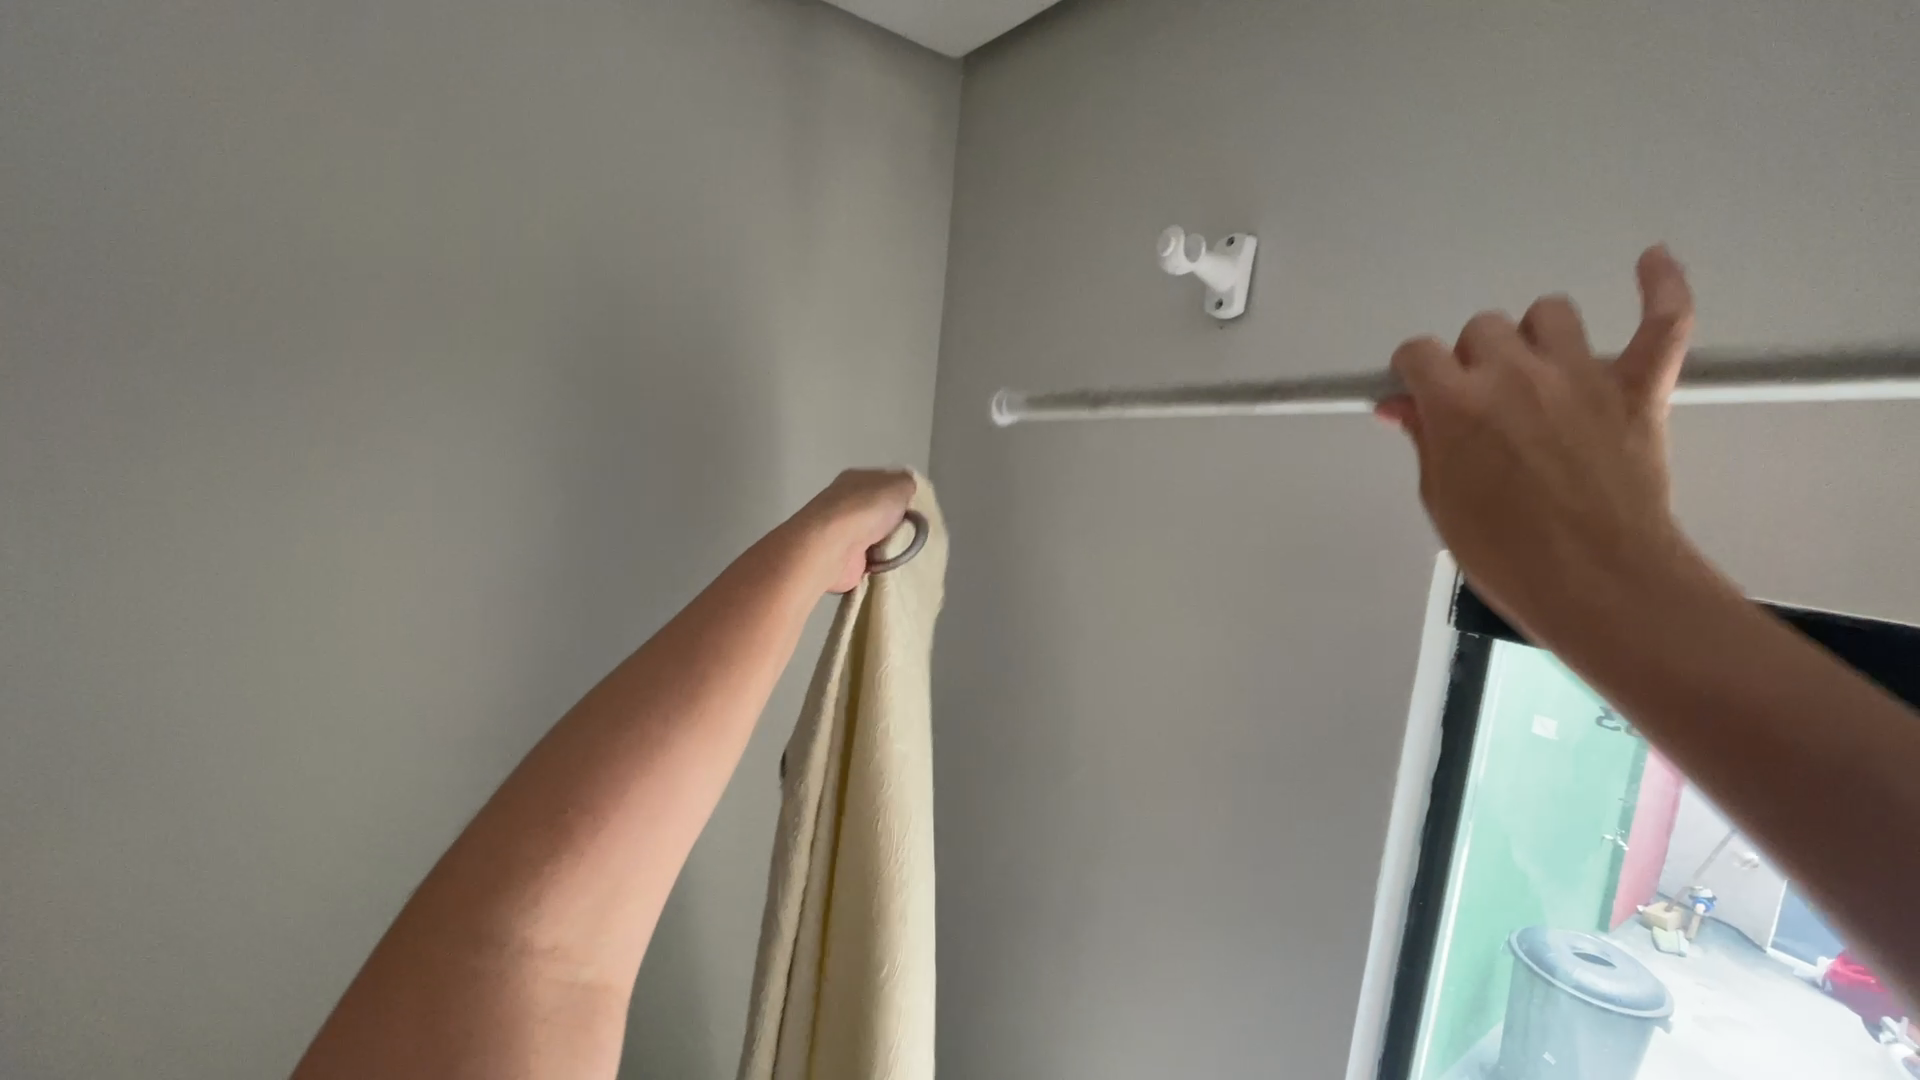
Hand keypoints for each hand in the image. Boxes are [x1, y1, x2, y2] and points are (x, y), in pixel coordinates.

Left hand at [791, 469, 917, 593]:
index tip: (919, 507)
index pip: (885, 482)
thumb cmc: (867, 509)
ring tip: (911, 550)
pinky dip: (884, 563)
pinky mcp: (846, 558)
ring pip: (880, 537)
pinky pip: (873, 560)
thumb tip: (907, 490)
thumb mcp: (899, 483)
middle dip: (900, 522)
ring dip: (894, 545)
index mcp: (856, 479)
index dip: (903, 493)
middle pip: (883, 512)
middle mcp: (847, 503)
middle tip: (918, 531)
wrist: (833, 546)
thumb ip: (908, 483)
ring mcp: (844, 532)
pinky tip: (896, 564)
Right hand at [1375, 246, 1708, 641]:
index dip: (1413, 373)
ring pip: (1550, 314)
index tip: (1418, 395)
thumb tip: (1402, 404)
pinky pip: (1663, 319)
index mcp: (1456, 404)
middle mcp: (1514, 374)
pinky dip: (1660, 287)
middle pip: (1483, 329)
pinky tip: (1649, 261)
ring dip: (1534, 337)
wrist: (1596, 582)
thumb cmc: (1501, 551)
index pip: (1418, 352)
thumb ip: (1425, 438)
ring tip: (1536, 373)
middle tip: (1480, 405)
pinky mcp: (1639, 387)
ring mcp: (1582, 375)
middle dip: (1472, 361)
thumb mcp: (1440, 497)